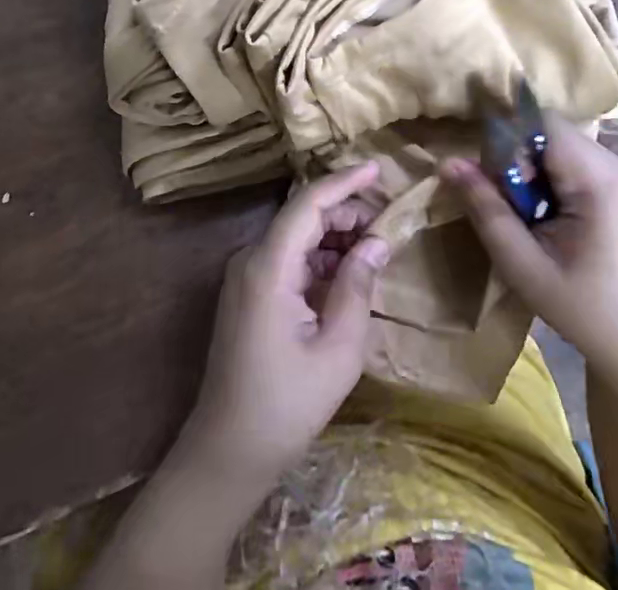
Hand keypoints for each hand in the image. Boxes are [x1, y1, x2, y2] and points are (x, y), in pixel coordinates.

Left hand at [180, 163, 391, 485]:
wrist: (229, 449)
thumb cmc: (288, 403)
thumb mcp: (338, 348)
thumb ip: (357, 286)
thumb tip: (377, 242)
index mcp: (268, 268)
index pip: (307, 204)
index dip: (343, 182)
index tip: (378, 168)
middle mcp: (250, 261)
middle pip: (301, 217)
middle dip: (346, 213)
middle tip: (388, 223)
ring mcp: (245, 277)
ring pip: (296, 237)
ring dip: (335, 236)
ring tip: (376, 247)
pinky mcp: (248, 294)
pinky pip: (288, 260)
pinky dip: (319, 258)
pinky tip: (349, 272)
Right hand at [440, 124, 617, 371]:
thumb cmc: (580, 307)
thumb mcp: (521, 262)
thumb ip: (485, 207)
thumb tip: (447, 162)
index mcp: (600, 181)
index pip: (542, 124)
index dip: (507, 140)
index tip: (490, 178)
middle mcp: (616, 165)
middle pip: (550, 132)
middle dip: (517, 157)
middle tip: (505, 202)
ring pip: (558, 144)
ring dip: (530, 169)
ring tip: (524, 212)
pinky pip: (571, 160)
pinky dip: (547, 177)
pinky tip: (544, 215)